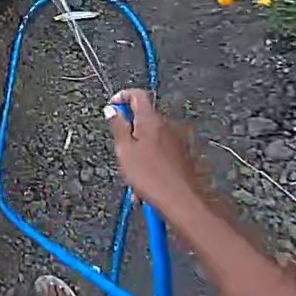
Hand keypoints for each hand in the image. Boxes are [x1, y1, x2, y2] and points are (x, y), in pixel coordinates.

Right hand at [104, 89, 213, 231]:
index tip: (113, 107)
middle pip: (144, 117)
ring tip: (133, 170)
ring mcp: (177, 139)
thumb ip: (117, 127)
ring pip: (152, 136)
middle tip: (120, 147)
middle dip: (130, 128)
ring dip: (141, 146)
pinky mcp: (183, 154)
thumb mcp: (124, 151)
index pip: (137, 94)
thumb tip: (111, 110)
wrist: (182, 200)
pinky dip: (152, 158)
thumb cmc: (152, 177)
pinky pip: (162, 149)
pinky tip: (146, 178)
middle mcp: (167, 125)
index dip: (122, 97)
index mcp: (151, 120)